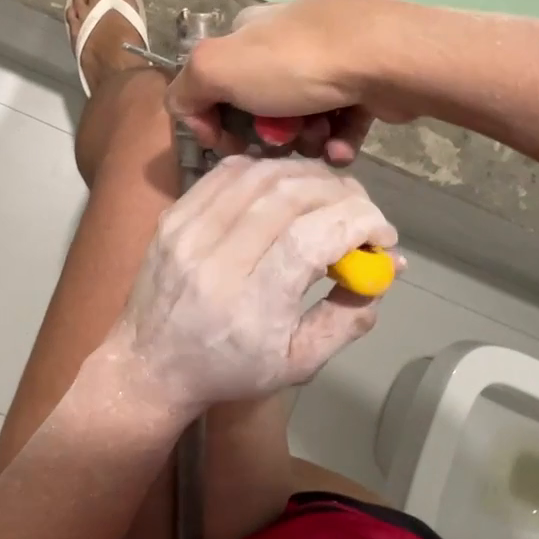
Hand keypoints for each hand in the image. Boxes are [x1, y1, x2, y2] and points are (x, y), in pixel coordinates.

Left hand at [109, 157, 397, 415]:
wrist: (149, 363)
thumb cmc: (229, 369)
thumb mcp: (297, 363)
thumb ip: (348, 318)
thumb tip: (388, 267)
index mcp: (249, 307)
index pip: (311, 239)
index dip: (358, 223)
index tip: (383, 233)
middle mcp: (214, 261)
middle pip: (289, 196)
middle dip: (341, 194)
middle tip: (363, 212)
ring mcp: (187, 231)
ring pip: (259, 174)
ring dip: (308, 175)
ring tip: (331, 195)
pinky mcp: (173, 215)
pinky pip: (228, 171)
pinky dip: (268, 169)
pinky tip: (287, 185)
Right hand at [165, 0, 421, 165]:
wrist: (384, 57)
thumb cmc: (293, 64)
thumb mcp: (215, 68)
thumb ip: (186, 89)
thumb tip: (192, 112)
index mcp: (246, 32)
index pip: (212, 79)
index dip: (211, 117)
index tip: (227, 143)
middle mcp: (284, 40)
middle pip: (257, 104)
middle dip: (265, 133)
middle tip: (280, 141)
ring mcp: (328, 59)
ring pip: (299, 118)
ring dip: (303, 141)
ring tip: (318, 143)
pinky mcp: (363, 82)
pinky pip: (338, 123)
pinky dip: (335, 141)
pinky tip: (340, 150)